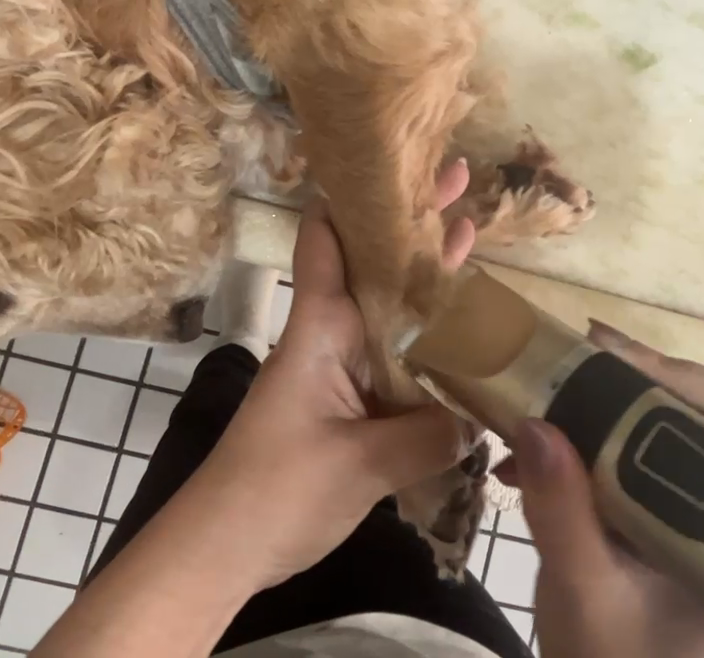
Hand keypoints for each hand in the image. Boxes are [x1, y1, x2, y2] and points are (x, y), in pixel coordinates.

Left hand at [186, 159, 480, 589]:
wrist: (225, 548)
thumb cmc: (276, 492)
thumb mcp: (359, 465)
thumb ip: (426, 436)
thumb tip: (478, 418)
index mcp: (320, 327)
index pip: (326, 240)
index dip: (350, 193)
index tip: (385, 154)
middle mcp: (331, 333)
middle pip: (374, 261)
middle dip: (413, 219)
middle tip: (459, 174)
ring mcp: (341, 365)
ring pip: (389, 303)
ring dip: (425, 269)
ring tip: (470, 224)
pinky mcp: (351, 399)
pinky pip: (395, 351)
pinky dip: (427, 331)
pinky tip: (463, 326)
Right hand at [503, 324, 703, 657]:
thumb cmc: (603, 653)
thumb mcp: (579, 594)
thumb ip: (563, 518)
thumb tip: (537, 426)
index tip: (701, 424)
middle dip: (681, 386)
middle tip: (609, 358)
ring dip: (650, 380)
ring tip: (591, 354)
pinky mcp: (676, 480)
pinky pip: (668, 419)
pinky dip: (625, 392)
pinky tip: (581, 376)